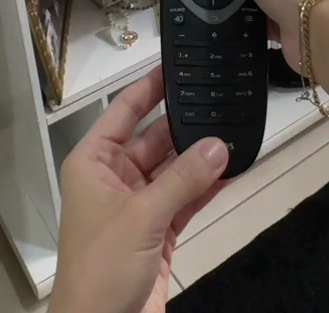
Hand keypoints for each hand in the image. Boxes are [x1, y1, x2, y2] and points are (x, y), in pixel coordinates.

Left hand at [50, 68, 228, 312]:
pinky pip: (185, 199)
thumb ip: (183, 178)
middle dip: (185, 125)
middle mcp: (114, 177)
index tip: (176, 63)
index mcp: (94, 162)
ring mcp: (137, 205)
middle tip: (220, 100)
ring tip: (234, 131)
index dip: (148, 86)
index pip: (123, 110)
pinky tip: (233, 169)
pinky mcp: (158, 232)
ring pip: (173, 169)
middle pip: (154, 138)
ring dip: (200, 157)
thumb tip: (220, 145)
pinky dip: (206, 187)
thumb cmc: (102, 266)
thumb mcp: (142, 216)